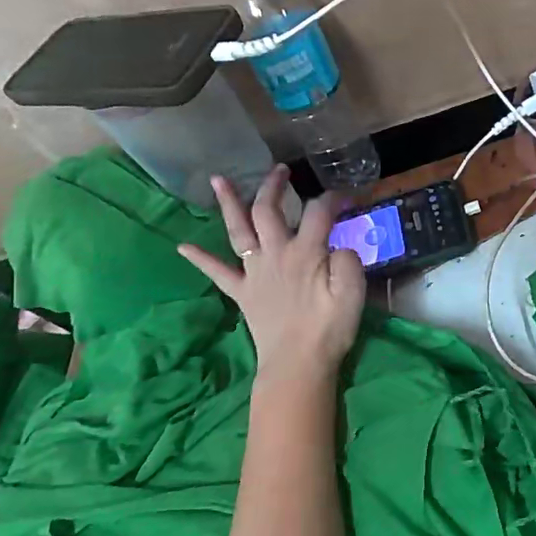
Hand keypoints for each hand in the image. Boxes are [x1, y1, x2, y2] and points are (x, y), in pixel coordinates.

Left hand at [178, 166, 364, 382]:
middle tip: (281, 171)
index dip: (333, 199)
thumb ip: (348, 261)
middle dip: (274, 186)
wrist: (297, 365)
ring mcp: (254, 273)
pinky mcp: (242, 294)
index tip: (346, 196)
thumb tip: (339, 246)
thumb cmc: (328, 329)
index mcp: (305, 252)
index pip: (319, 213)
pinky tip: (182, 247)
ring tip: (218, 180)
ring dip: (229, 204)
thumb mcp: (352, 293)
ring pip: (238, 231)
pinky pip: (218, 273)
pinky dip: (200, 259)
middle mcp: (275, 254)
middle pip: (268, 210)